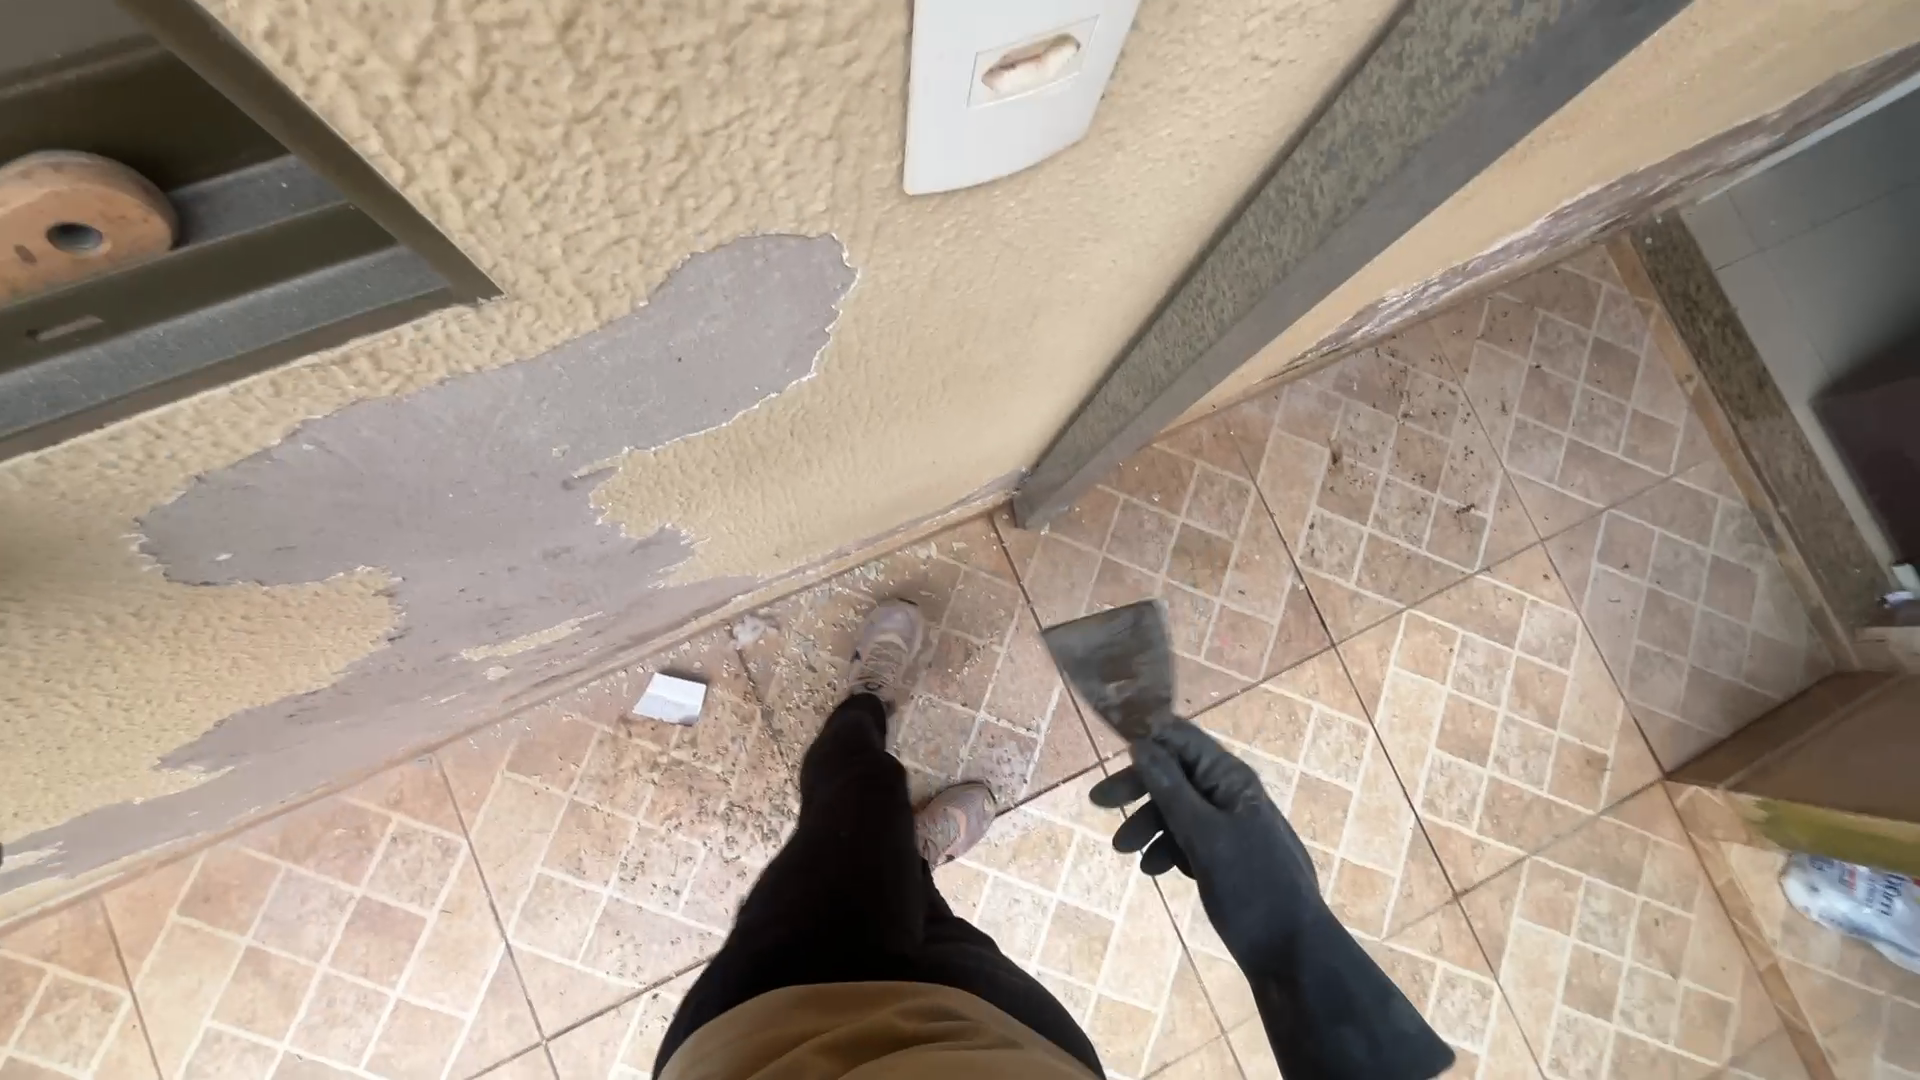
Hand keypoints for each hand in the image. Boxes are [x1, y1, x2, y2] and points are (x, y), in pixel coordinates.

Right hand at [1088, 721, 1328, 971]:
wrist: (1295, 957)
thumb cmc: (1252, 888)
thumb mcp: (1205, 836)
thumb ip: (1171, 788)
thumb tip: (1140, 744)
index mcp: (1231, 779)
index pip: (1182, 739)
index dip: (1147, 739)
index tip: (1112, 749)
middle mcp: (1229, 794)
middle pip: (1173, 773)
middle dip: (1137, 787)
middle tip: (1098, 802)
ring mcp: (1228, 826)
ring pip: (1175, 808)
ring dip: (1147, 824)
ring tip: (1123, 851)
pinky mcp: (1224, 856)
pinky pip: (1186, 838)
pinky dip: (1166, 849)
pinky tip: (1153, 870)